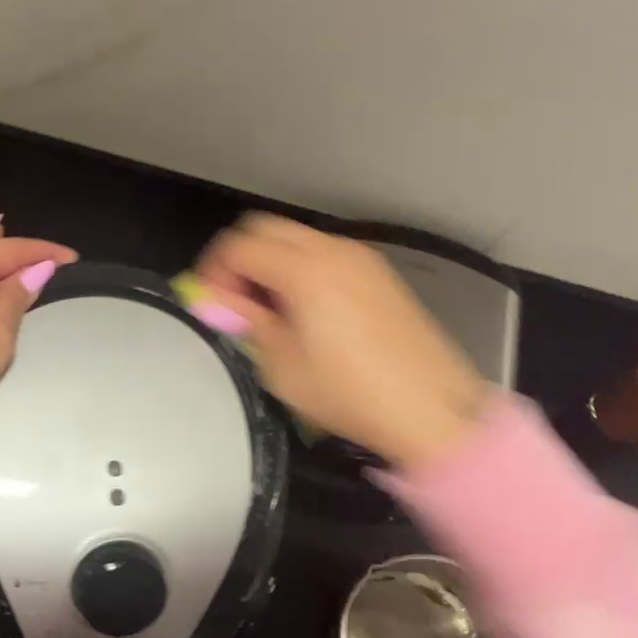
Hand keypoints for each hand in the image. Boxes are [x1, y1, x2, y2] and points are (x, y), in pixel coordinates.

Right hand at [196, 213, 488, 468]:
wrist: (429, 409)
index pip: (238, 246)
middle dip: (237, 260)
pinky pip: (323, 256)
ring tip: (263, 313)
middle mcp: (335, 252)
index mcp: (306, 270)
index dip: (213, 273)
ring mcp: (361, 260)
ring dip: (268, 264)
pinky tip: (298, 313)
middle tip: (229, 303)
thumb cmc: (349, 393)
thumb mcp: (281, 365)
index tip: (208, 305)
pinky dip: (298, 270)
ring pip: (295, 240)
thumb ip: (246, 322)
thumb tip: (214, 302)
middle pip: (265, 229)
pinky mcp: (377, 276)